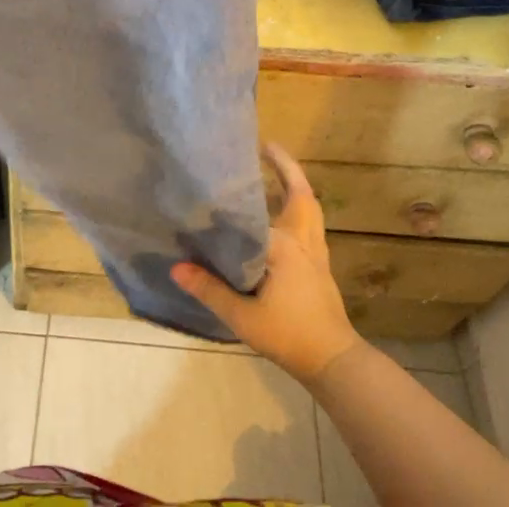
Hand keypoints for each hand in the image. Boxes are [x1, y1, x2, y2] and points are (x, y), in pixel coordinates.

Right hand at [172, 143, 364, 382]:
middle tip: (267, 148)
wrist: (332, 359)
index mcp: (283, 245)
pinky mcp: (320, 266)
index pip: (258, 208)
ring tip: (275, 173)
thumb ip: (210, 289)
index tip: (228, 163)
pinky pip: (310, 225)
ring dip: (295, 186)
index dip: (242, 187)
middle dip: (286, 169)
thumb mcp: (242, 316)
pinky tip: (283, 216)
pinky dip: (299, 209)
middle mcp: (302, 240)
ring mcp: (316, 252)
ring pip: (310, 208)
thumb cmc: (288, 334)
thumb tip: (176, 268)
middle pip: (300, 194)